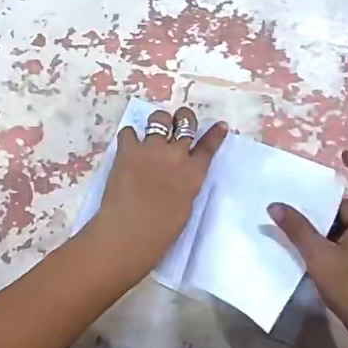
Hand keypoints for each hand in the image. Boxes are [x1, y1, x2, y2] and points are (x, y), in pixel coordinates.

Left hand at [92, 106, 228, 269]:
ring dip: (157, 121)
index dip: (215, 134)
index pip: (208, 146)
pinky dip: (129, 136)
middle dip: (183, 118)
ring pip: (158, 120)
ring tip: (153, 127)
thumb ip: (185, 183)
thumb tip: (178, 175)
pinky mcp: (128, 150)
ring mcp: (151, 149)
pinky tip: (128, 143)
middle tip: (178, 119)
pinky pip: (129, 131)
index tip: (220, 124)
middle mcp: (175, 155)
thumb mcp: (185, 204)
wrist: (131, 228)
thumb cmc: (162, 229)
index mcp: (194, 173)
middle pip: (185, 124)